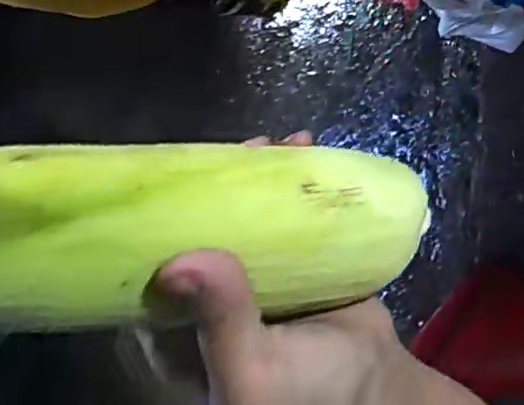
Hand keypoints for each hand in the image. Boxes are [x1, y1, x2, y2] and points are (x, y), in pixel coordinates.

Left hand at [147, 133, 477, 404]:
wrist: (371, 386)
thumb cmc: (302, 393)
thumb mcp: (253, 371)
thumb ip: (221, 319)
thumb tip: (179, 262)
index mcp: (175, 334)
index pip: (152, 268)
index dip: (166, 218)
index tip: (194, 172)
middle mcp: (208, 300)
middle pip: (206, 230)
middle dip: (227, 183)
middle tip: (254, 148)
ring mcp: (255, 278)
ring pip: (249, 217)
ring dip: (267, 176)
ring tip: (291, 144)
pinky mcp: (297, 262)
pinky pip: (291, 216)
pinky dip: (300, 184)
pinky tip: (313, 156)